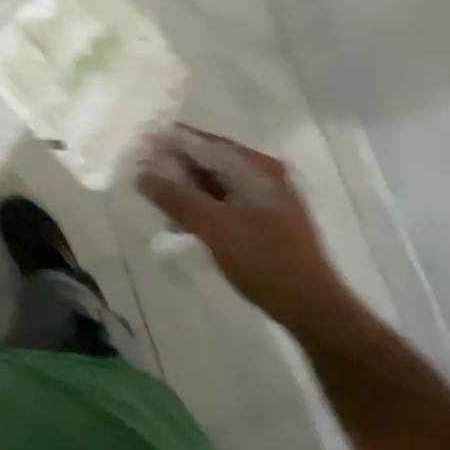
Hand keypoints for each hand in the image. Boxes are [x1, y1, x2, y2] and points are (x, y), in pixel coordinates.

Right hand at [136, 124, 358, 334]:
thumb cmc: (263, 260)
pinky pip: (224, 202)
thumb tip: (140, 172)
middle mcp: (263, 174)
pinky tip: (181, 222)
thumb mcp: (213, 227)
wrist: (312, 308)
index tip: (137, 143)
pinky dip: (201, 205)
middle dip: (174, 165)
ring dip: (185, 188)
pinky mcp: (265, 221)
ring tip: (154, 199)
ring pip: (215, 183)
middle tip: (140, 172)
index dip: (169, 141)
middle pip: (209, 160)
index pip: (203, 142)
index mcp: (255, 167)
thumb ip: (175, 197)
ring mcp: (266, 198)